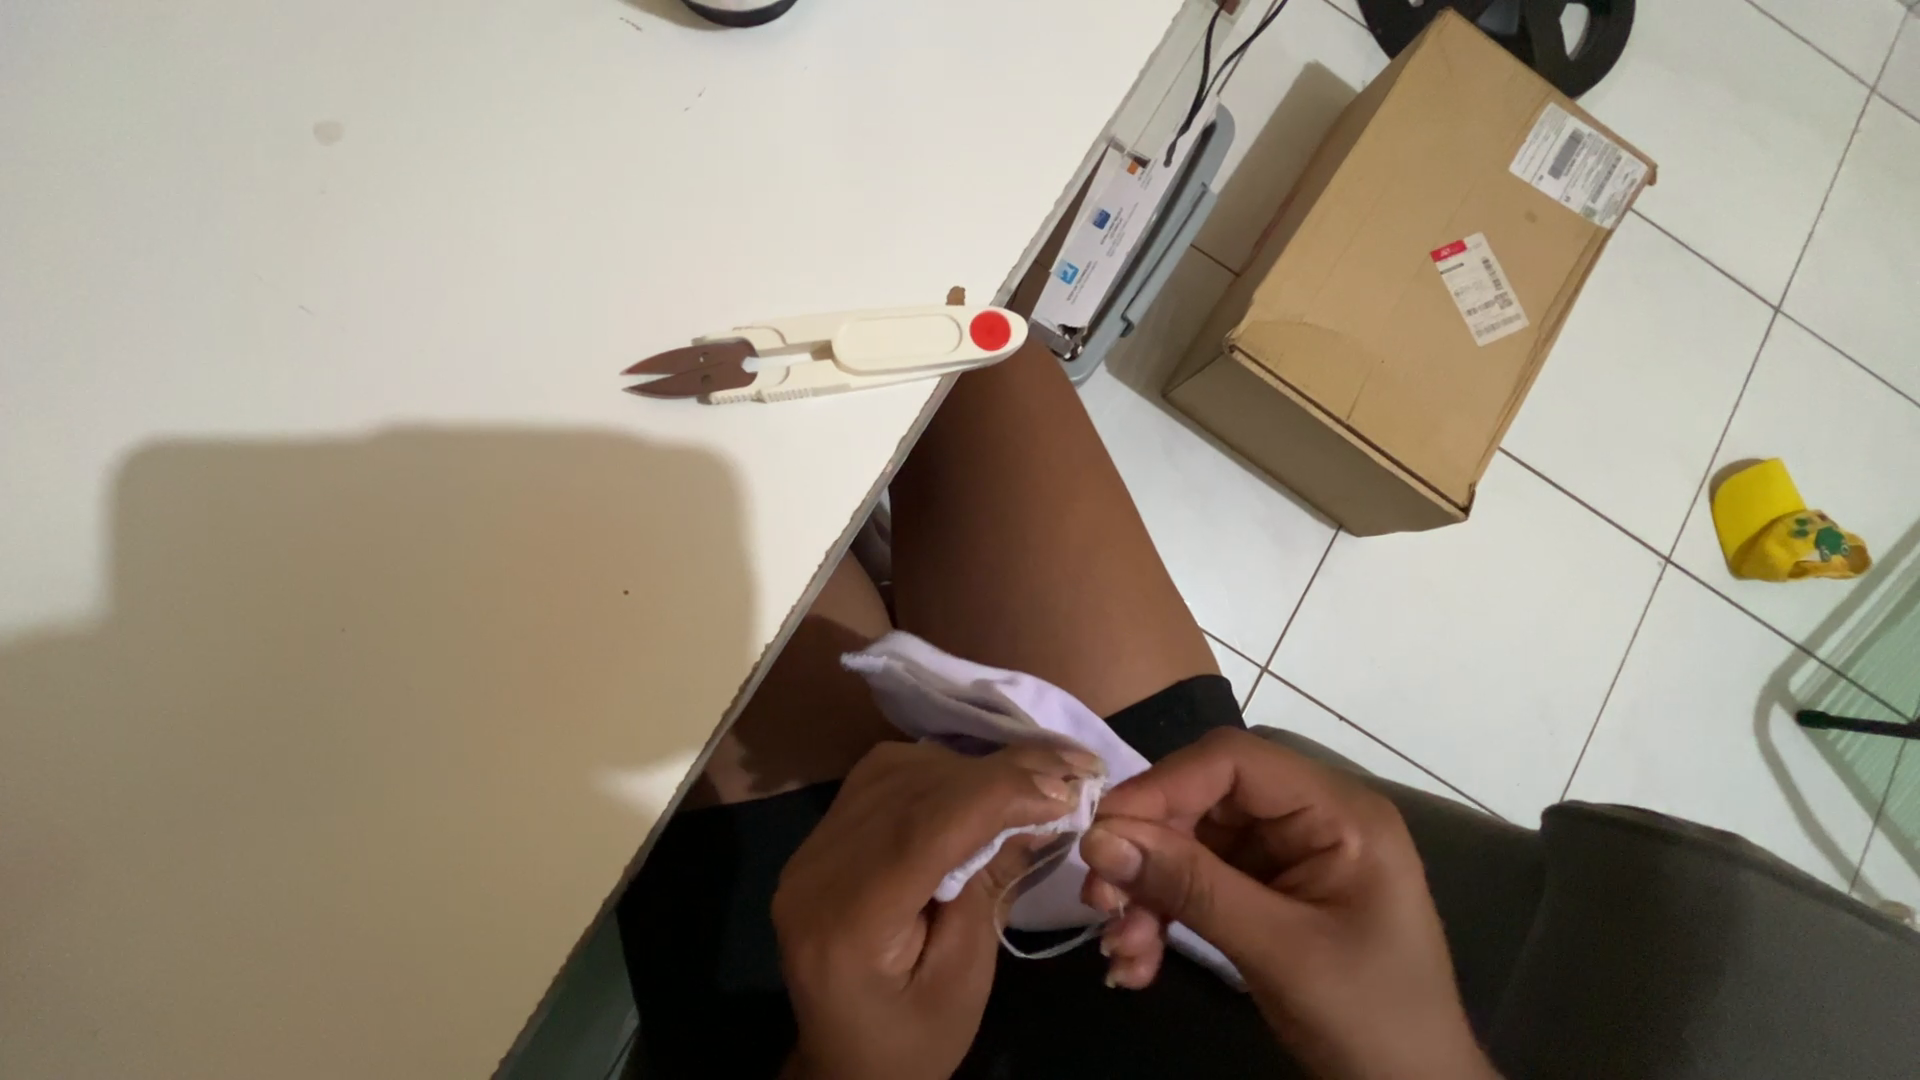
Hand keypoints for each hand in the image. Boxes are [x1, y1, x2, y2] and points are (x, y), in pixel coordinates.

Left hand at [772, 740, 1096, 1079]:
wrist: (847, 1060)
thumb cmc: (912, 1039)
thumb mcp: (966, 979)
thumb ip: (993, 885)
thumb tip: (1046, 804)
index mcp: (846, 921)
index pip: (925, 828)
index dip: (999, 793)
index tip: (1068, 787)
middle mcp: (816, 867)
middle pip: (912, 790)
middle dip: (998, 772)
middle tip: (1070, 768)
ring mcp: (812, 845)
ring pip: (899, 769)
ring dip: (972, 766)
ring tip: (1034, 776)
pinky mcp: (823, 834)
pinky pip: (884, 775)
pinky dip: (941, 768)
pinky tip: (981, 780)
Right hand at [1078, 728, 1497, 1079]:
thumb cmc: (1373, 1022)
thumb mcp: (1280, 952)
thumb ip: (1191, 887)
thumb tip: (1098, 839)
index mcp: (1337, 811)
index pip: (1232, 762)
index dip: (1162, 786)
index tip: (1104, 832)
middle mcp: (1306, 817)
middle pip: (1201, 801)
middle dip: (1147, 850)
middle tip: (1099, 896)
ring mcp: (1283, 854)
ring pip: (1187, 843)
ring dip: (1146, 892)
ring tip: (1119, 947)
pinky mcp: (1262, 889)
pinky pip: (1193, 881)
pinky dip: (1161, 915)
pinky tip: (1138, 961)